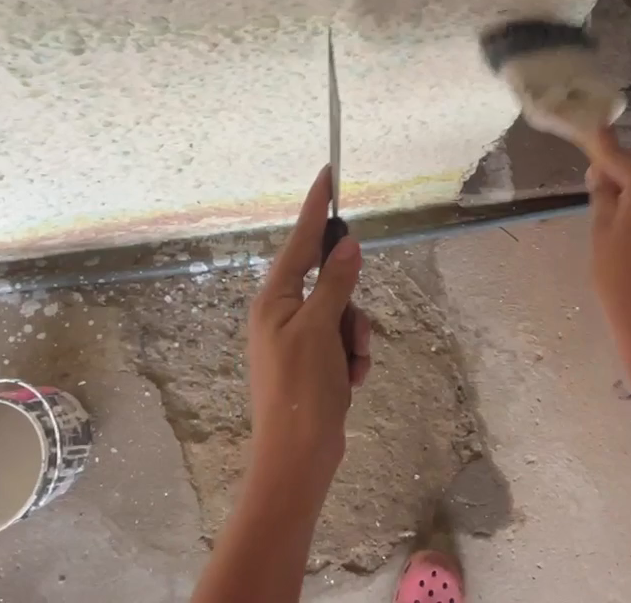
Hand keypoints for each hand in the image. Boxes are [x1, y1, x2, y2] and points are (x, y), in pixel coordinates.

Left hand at [244, 166, 372, 505]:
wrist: (299, 457)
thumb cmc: (302, 390)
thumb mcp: (320, 329)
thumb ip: (335, 283)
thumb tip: (348, 244)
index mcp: (274, 298)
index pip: (300, 240)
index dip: (316, 207)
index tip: (328, 174)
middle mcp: (283, 311)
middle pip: (330, 278)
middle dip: (351, 304)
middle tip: (352, 330)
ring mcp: (298, 336)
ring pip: (345, 309)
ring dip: (357, 335)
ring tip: (352, 365)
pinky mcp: (314, 359)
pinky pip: (346, 337)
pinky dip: (355, 355)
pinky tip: (351, 379)